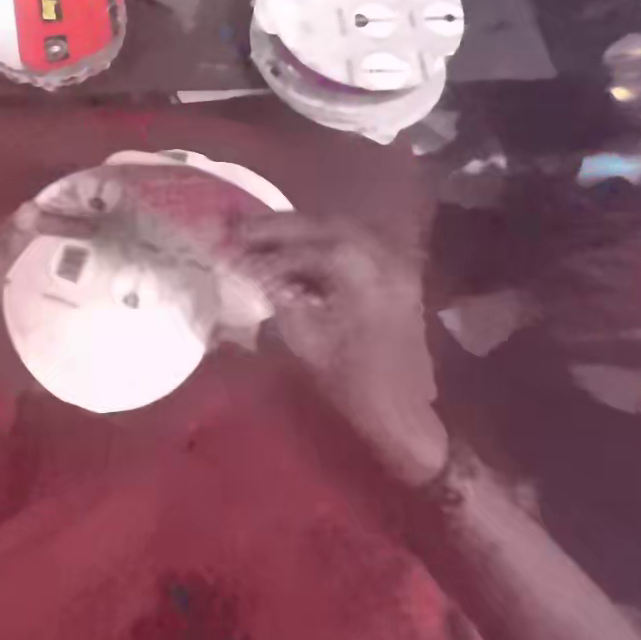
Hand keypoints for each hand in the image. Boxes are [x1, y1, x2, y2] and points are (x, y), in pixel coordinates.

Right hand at [234, 214, 448, 485]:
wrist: (408, 416)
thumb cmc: (353, 385)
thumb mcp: (306, 341)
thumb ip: (277, 294)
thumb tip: (249, 266)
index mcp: (361, 276)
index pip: (303, 248)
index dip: (263, 249)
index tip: (232, 250)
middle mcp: (382, 259)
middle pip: (323, 224)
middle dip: (278, 226)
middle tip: (240, 229)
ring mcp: (394, 264)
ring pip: (338, 228)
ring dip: (297, 229)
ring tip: (260, 235)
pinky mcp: (395, 274)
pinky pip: (352, 243)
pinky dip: (318, 241)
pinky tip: (293, 251)